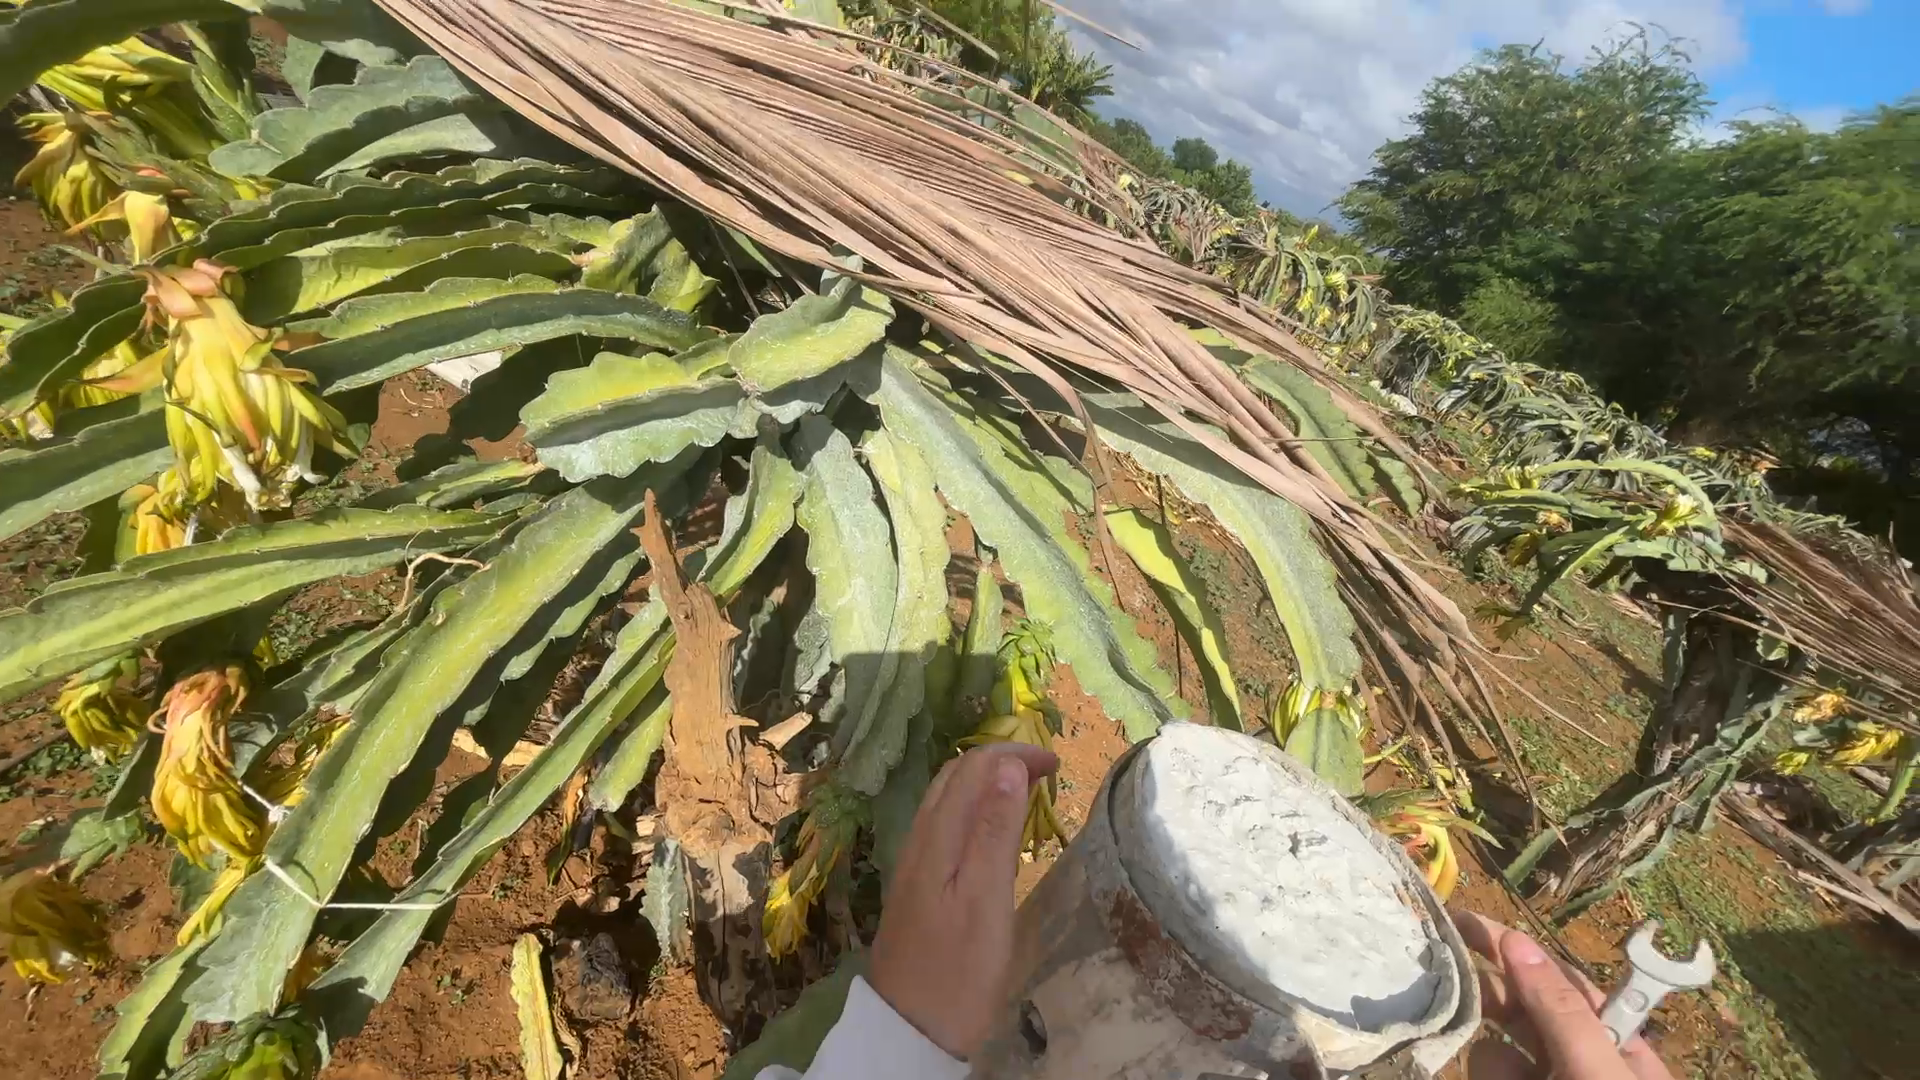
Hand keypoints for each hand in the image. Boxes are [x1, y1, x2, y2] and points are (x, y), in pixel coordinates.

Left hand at [867, 742, 1059, 1059]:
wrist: (907, 1029)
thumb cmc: (958, 969)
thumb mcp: (986, 899)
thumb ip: (996, 829)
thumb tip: (1008, 765)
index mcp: (939, 833)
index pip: (974, 766)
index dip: (1015, 753)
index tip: (1055, 762)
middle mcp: (921, 834)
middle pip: (959, 773)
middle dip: (1002, 759)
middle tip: (1046, 771)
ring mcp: (916, 856)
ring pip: (950, 795)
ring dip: (988, 779)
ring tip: (1027, 788)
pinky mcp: (918, 877)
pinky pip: (947, 819)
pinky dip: (976, 804)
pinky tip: (993, 826)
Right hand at [1453, 911, 1675, 1079]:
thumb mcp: (1599, 1074)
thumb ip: (1560, 1011)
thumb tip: (1516, 939)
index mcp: (1616, 1046)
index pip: (1559, 979)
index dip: (1513, 947)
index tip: (1462, 920)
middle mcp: (1577, 1059)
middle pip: (1519, 1006)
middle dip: (1488, 998)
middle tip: (1448, 979)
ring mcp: (1545, 1079)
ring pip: (1495, 1045)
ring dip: (1494, 1063)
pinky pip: (1486, 1069)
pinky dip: (1489, 1076)